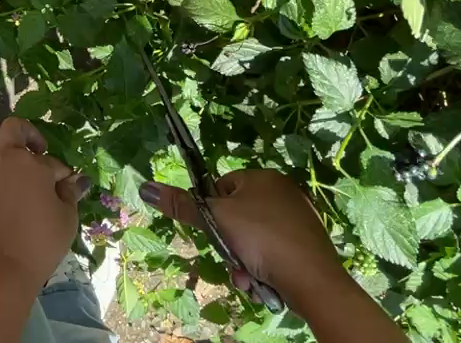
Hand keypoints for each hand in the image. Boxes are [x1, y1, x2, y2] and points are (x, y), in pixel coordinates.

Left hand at [0, 116, 87, 293]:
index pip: (50, 162)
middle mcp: (3, 156)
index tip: (64, 186)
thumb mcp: (67, 219)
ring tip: (2, 139)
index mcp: (32, 163)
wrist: (2, 270)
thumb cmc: (40, 245)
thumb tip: (75, 180)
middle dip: (30, 135)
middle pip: (15, 129)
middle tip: (38, 153)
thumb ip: (69, 194)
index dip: (60, 173)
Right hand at [140, 170, 343, 297]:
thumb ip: (182, 205)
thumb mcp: (216, 219)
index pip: (223, 188)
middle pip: (239, 217)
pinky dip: (265, 267)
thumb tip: (145, 187)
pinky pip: (275, 251)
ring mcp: (300, 218)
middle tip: (231, 263)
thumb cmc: (261, 239)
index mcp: (262, 177)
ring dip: (244, 260)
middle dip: (230, 244)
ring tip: (246, 279)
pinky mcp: (310, 245)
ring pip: (255, 238)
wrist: (314, 281)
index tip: (214, 233)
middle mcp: (284, 191)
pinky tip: (262, 283)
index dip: (214, 212)